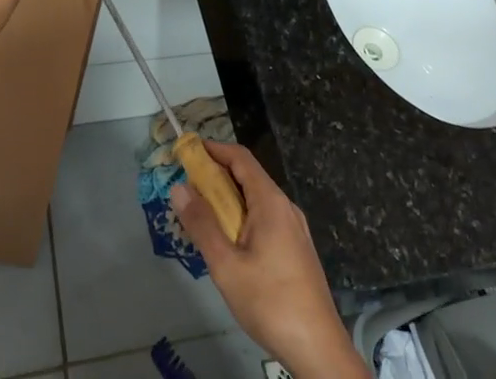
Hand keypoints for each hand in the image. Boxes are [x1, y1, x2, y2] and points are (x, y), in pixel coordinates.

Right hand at [171, 143, 369, 377]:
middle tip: (184, 189)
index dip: (213, 150)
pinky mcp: (296, 250)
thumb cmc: (269, 301)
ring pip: (255, 202)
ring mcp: (294, 230)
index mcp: (271, 202)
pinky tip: (226, 243)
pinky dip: (240, 219)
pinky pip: (263, 221)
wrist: (316, 345)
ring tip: (199, 217)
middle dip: (215, 178)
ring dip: (226, 202)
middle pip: (248, 178)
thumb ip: (202, 224)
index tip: (186, 151)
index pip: (241, 158)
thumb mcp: (226, 264)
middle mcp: (285, 208)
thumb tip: (180, 188)